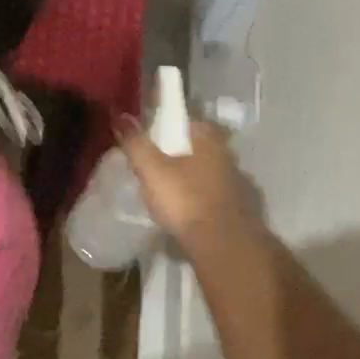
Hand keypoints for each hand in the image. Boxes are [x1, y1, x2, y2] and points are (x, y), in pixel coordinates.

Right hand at [116, 118, 254, 246]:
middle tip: (154, 169)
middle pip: (195, 147)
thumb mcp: (151, 170)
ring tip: (168, 194)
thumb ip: (135, 143)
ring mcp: (236, 180)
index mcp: (208, 137)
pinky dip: (199, 199)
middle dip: (177, 154)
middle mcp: (227, 153)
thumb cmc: (184, 199)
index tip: (148, 142)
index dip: (163, 128)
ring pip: (205, 172)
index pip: (183, 121)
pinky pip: (212, 195)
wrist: (221, 243)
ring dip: (189, 179)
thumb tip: (120, 115)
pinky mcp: (238, 206)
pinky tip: (186, 212)